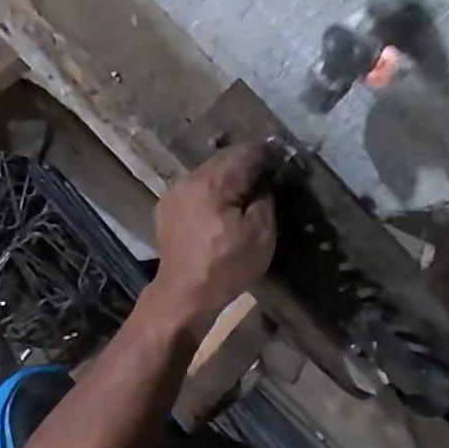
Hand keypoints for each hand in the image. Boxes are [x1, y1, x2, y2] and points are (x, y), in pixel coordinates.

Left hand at [150, 143, 277, 326]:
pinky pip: (193, 189)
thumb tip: (268, 180)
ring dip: (226, 178)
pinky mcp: (165, 207)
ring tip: (244, 192)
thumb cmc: (226, 266)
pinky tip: (219, 207)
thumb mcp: (261, 234)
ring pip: (207, 173)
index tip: (283, 162)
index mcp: (213, 182)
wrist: (184, 294)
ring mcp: (173, 192)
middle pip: (223, 159)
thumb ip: (266, 198)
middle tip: (267, 177)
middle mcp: (189, 179)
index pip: (246, 153)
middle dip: (246, 165)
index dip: (268, 155)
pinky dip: (209, 191)